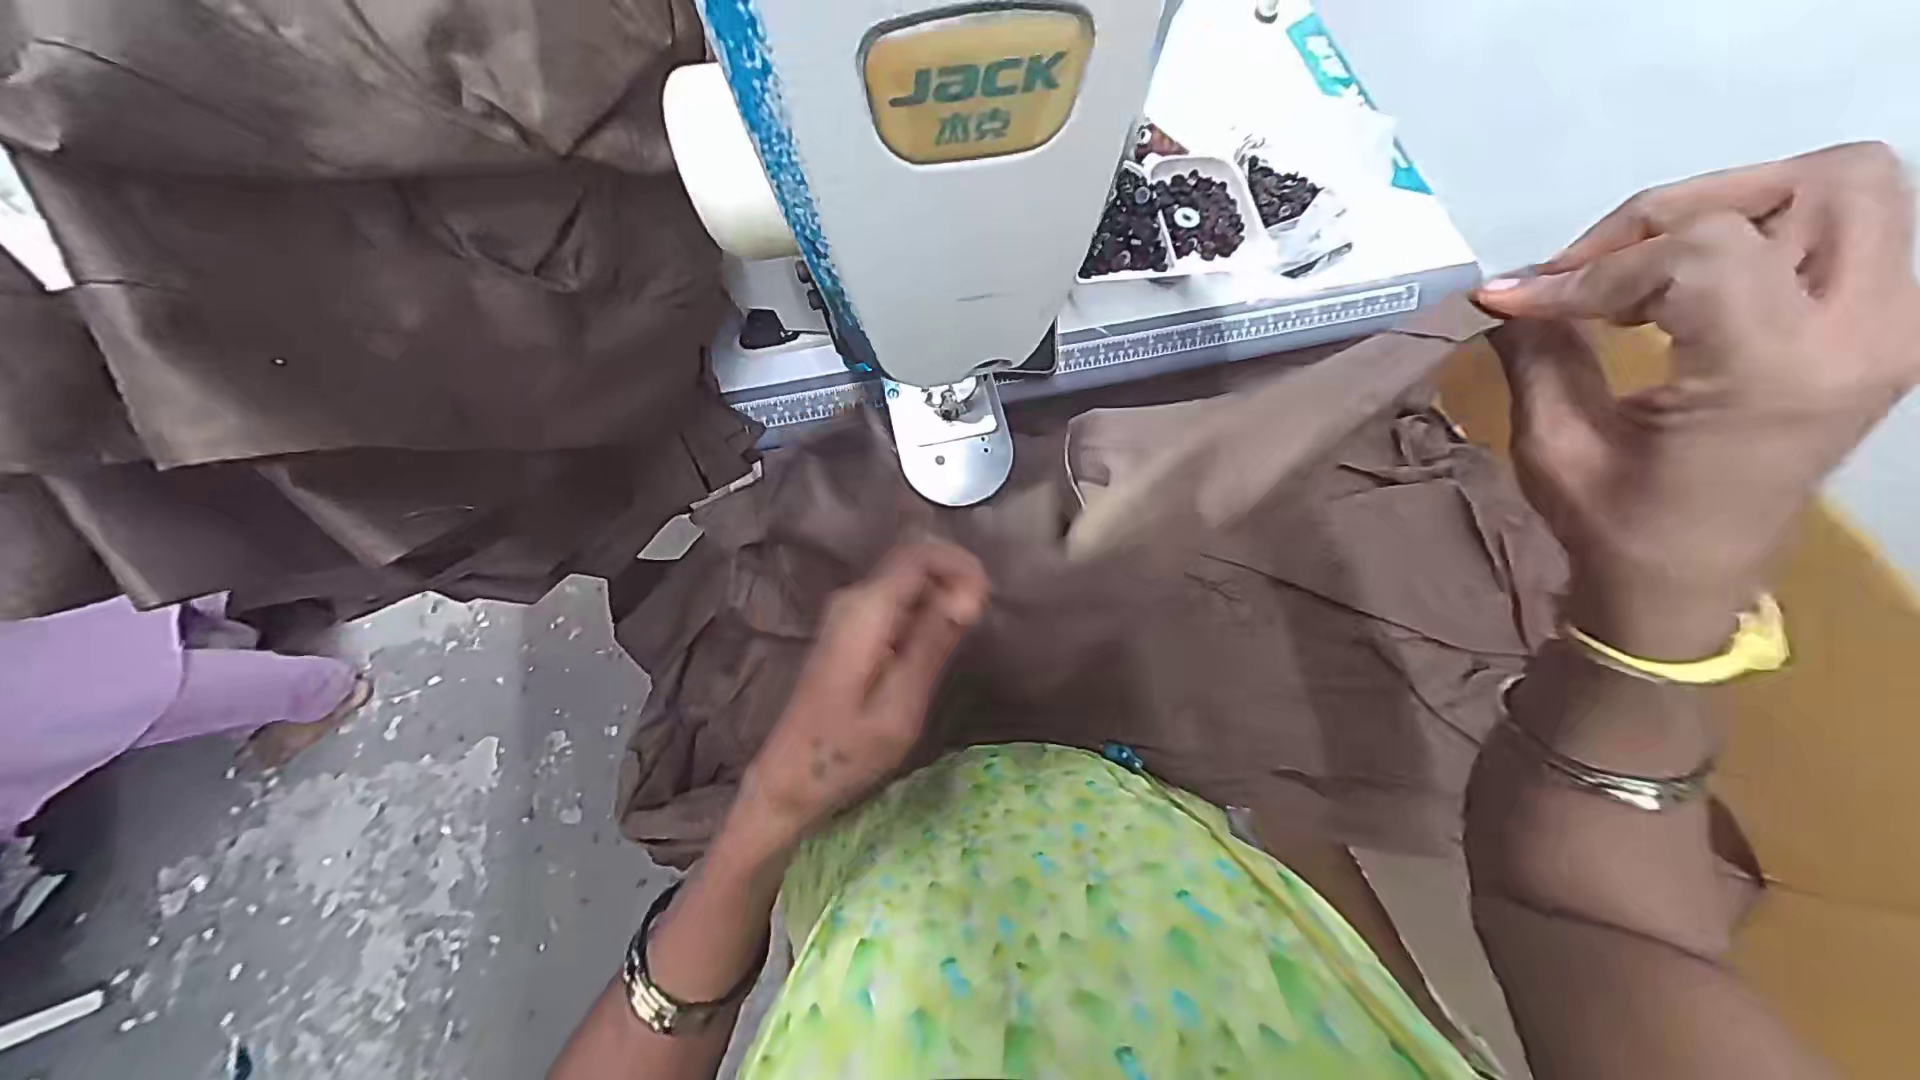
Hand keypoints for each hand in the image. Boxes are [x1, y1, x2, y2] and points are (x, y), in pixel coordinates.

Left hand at [734, 541, 988, 842]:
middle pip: (914, 559)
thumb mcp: (900, 705)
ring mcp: (848, 611)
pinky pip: (897, 599)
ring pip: (908, 577)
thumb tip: (968, 593)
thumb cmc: (847, 750)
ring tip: (965, 630)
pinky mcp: (850, 627)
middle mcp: (853, 598)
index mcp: (865, 611)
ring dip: (942, 592)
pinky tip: (937, 640)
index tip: (987, 599)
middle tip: (980, 617)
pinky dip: (925, 607)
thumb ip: (932, 643)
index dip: (960, 564)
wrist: (790, 776)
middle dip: (955, 576)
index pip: (919, 553)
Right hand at [1474, 142, 1918, 656]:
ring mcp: (1890, 325)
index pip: (1699, 254)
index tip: (1517, 300)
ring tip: (1635, 273)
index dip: (1591, 267)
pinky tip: (1672, 292)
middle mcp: (1866, 331)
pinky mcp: (1876, 328)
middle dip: (1681, 209)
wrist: (1686, 577)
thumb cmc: (1611, 523)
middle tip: (1595, 263)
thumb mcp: (1553, 441)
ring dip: (1724, 213)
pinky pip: (1839, 232)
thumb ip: (1539, 351)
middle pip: (1820, 181)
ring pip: (1846, 189)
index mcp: (1776, 372)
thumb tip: (1507, 292)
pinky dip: (1746, 239)